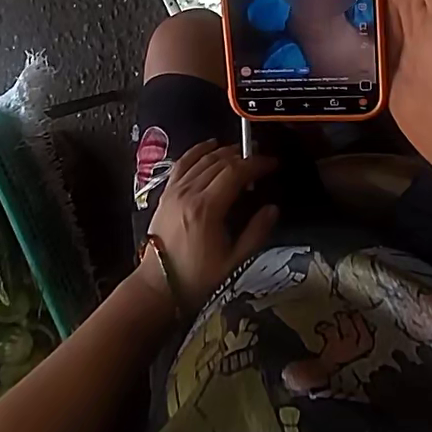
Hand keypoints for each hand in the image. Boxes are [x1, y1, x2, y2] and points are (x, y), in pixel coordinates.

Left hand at [143, 141, 279, 310]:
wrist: (158, 286)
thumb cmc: (197, 278)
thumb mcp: (233, 262)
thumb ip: (256, 233)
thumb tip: (272, 209)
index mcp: (206, 208)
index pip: (235, 173)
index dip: (256, 164)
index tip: (272, 164)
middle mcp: (189, 192)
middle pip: (220, 162)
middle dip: (244, 156)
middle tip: (261, 158)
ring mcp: (175, 189)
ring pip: (202, 159)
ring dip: (224, 152)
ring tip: (242, 152)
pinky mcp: (167, 191)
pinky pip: (183, 162)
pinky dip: (198, 150)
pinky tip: (210, 145)